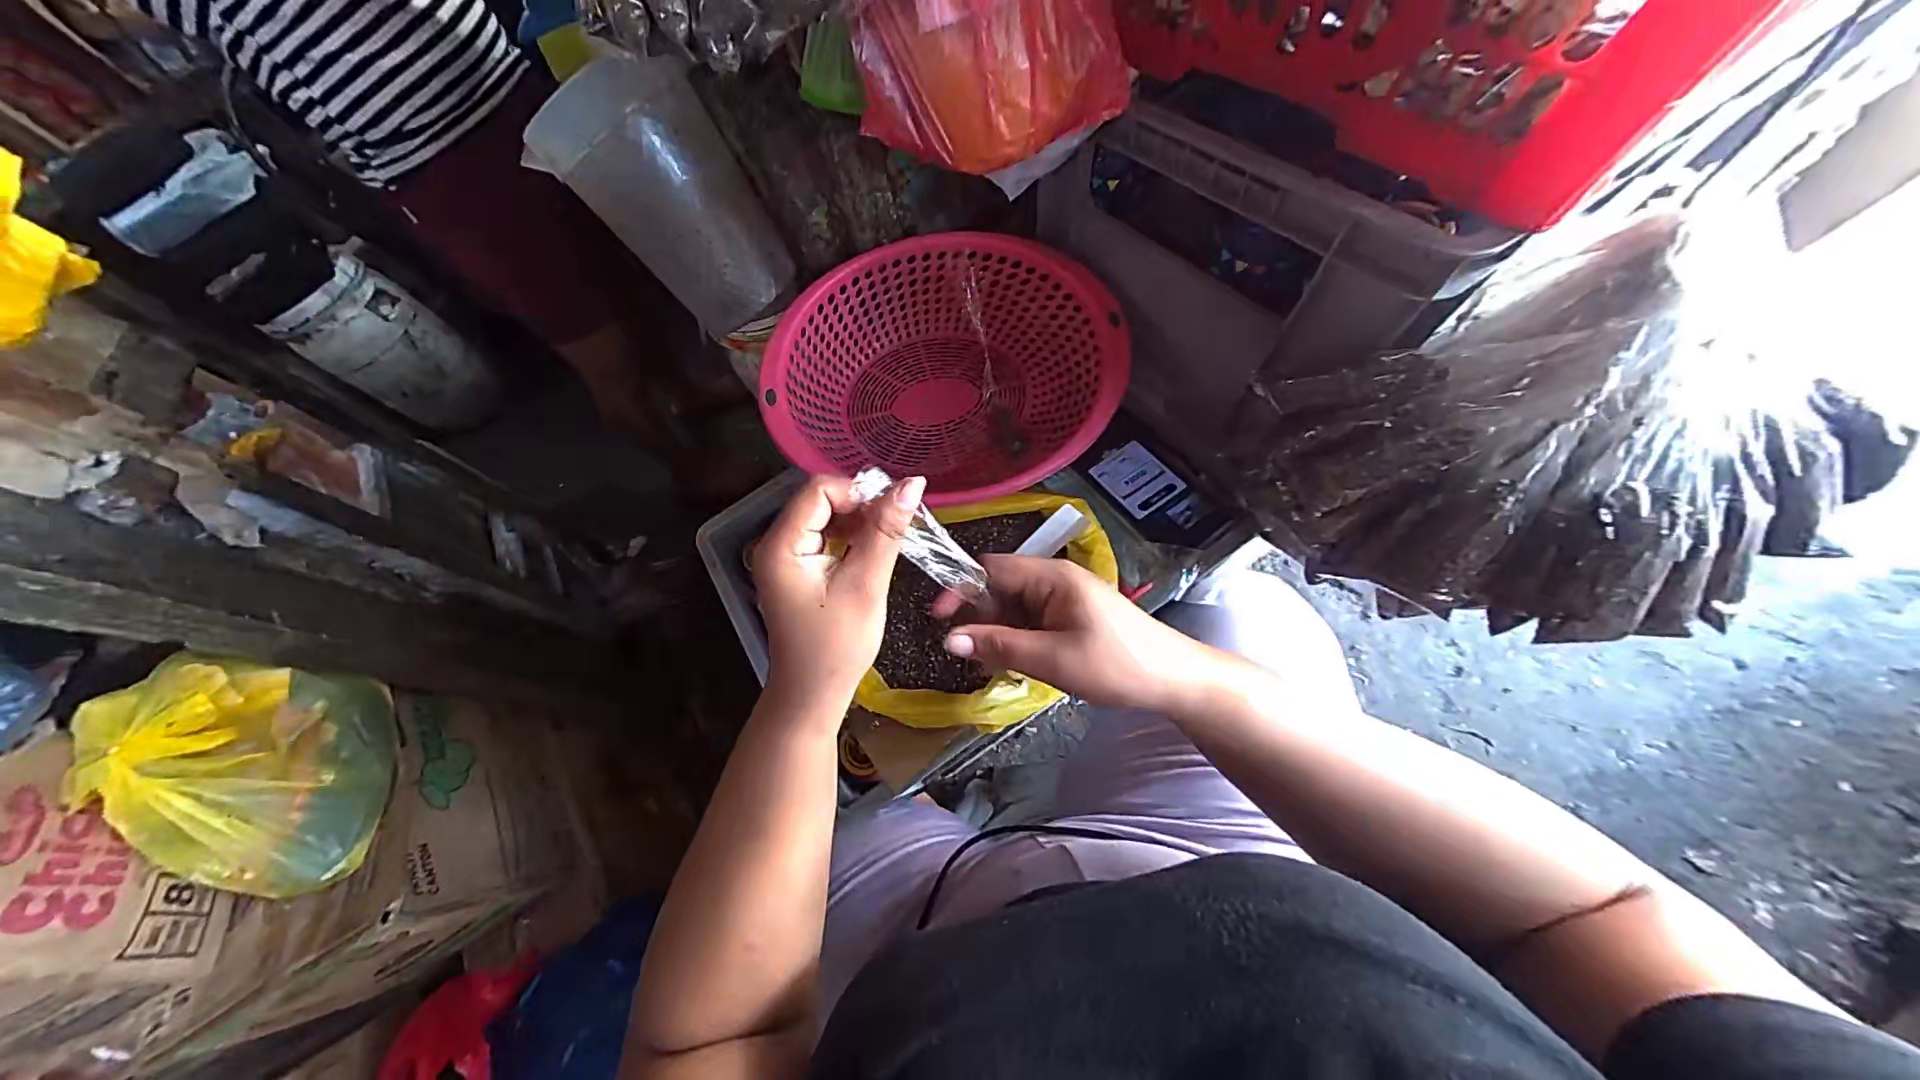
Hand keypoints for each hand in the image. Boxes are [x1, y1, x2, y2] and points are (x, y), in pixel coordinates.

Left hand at [754, 474, 921, 711]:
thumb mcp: (866, 585)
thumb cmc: (836, 647)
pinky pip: (825, 536)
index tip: (890, 516)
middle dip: (860, 508)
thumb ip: (887, 532)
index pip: (819, 490)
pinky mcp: (797, 568)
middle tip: (893, 532)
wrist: (812, 694)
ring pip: (826, 517)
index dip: (858, 494)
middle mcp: (775, 544)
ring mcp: (784, 557)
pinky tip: (870, 556)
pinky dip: (851, 539)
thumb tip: (913, 484)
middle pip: (821, 500)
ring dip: (859, 523)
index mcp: (781, 546)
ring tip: (885, 547)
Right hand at [936, 555, 1225, 714]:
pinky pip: (1032, 622)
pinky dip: (1016, 640)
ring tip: (988, 666)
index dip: (960, 589)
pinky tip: (1013, 664)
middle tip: (965, 654)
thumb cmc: (1117, 664)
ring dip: (997, 634)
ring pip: (1014, 609)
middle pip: (1000, 589)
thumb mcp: (1053, 659)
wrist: (1175, 680)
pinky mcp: (1072, 617)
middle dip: (978, 618)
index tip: (938, 617)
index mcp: (1052, 577)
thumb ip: (999, 646)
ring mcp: (1065, 599)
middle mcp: (1056, 580)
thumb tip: (949, 639)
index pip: (991, 569)